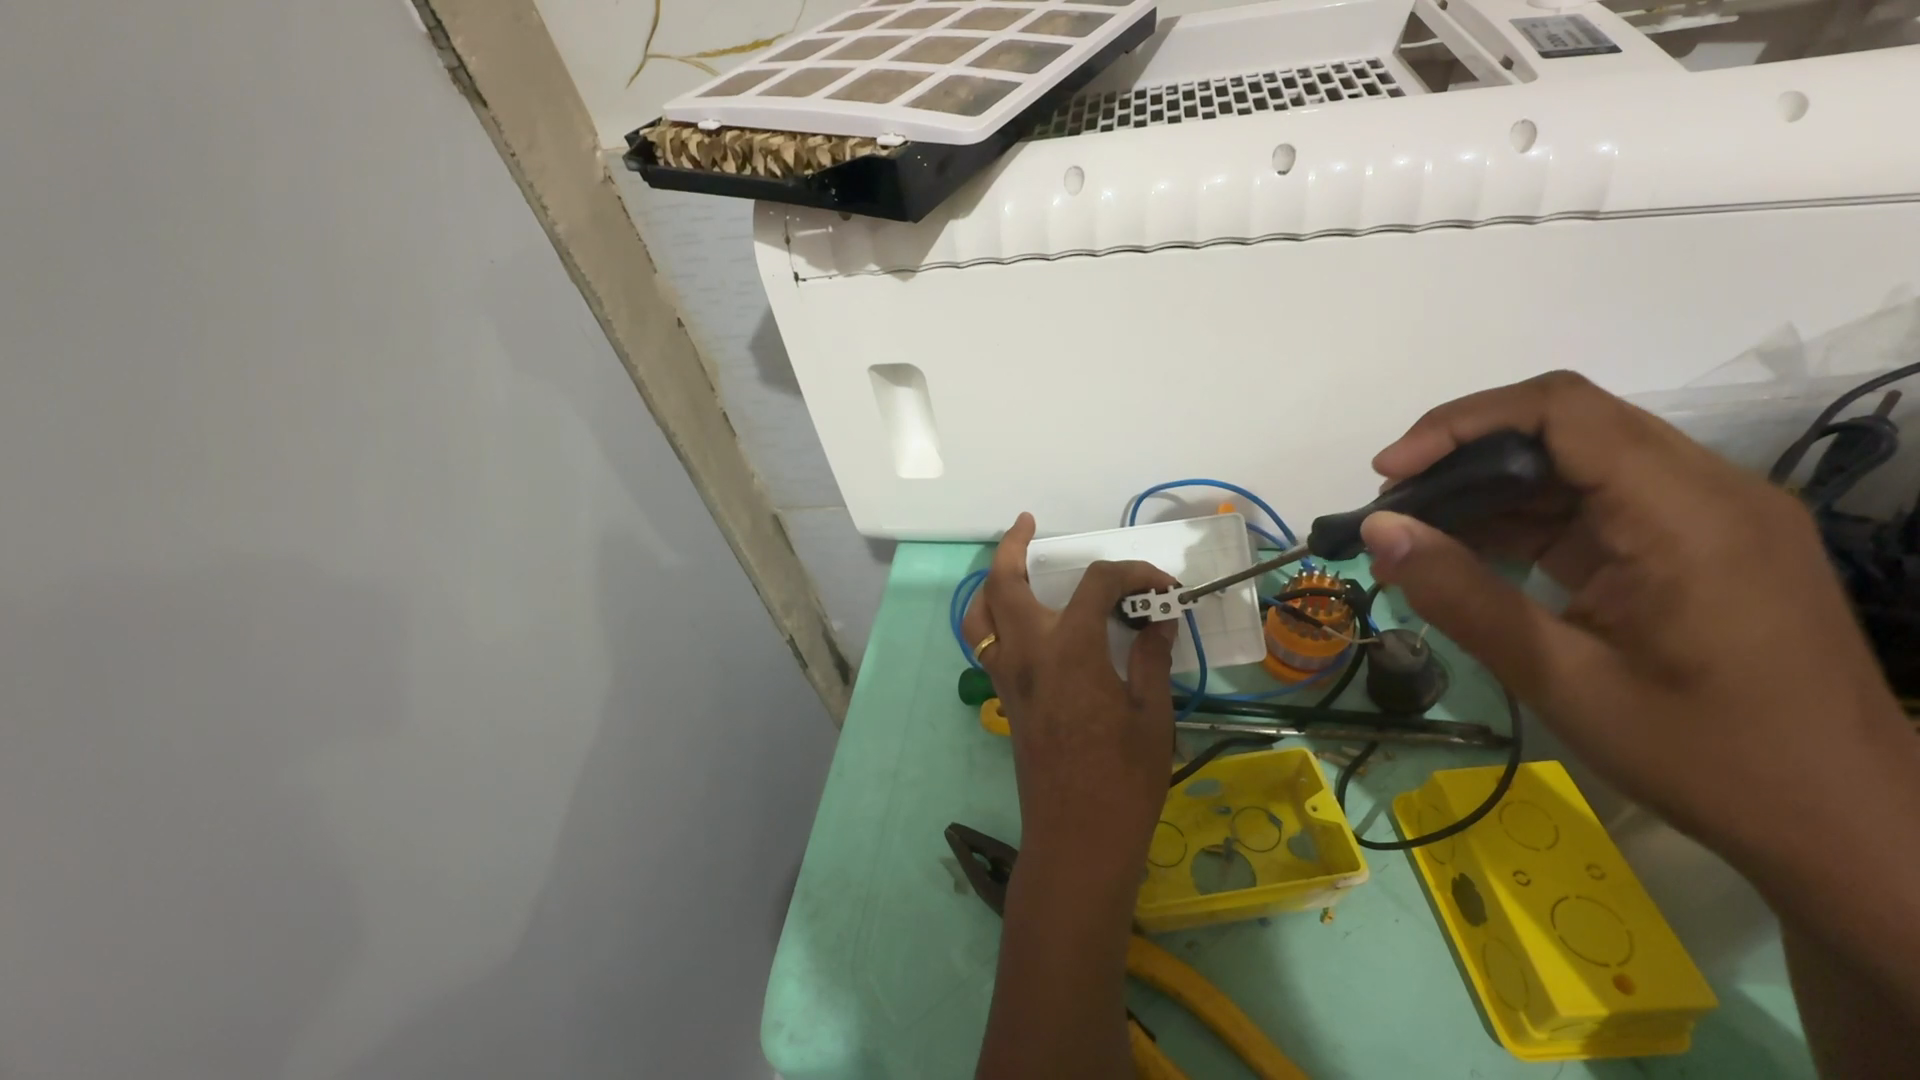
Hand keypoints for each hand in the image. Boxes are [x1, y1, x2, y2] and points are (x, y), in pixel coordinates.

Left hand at [962, 513, 1179, 871]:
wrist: (1077, 838)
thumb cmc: (1124, 780)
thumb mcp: (1152, 714)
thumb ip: (1150, 656)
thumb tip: (1158, 619)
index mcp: (1071, 649)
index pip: (1097, 583)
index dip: (1134, 573)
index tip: (1163, 586)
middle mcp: (1028, 652)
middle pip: (1004, 581)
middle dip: (1014, 545)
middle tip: (1029, 524)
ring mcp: (1008, 676)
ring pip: (980, 612)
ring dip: (992, 580)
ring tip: (1014, 565)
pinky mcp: (1004, 698)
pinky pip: (985, 643)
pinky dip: (993, 617)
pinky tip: (1020, 621)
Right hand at [1360, 372, 1912, 851]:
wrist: (1848, 825)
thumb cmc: (1708, 759)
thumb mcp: (1563, 681)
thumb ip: (1464, 597)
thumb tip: (1378, 530)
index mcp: (1686, 512)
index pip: (1561, 410)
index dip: (1460, 425)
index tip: (1390, 473)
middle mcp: (1709, 489)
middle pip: (1567, 426)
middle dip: (1466, 456)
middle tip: (1396, 511)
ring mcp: (1712, 515)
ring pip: (1579, 464)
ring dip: (1493, 491)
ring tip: (1421, 538)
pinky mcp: (1703, 544)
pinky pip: (1601, 505)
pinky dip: (1530, 522)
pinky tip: (1477, 558)